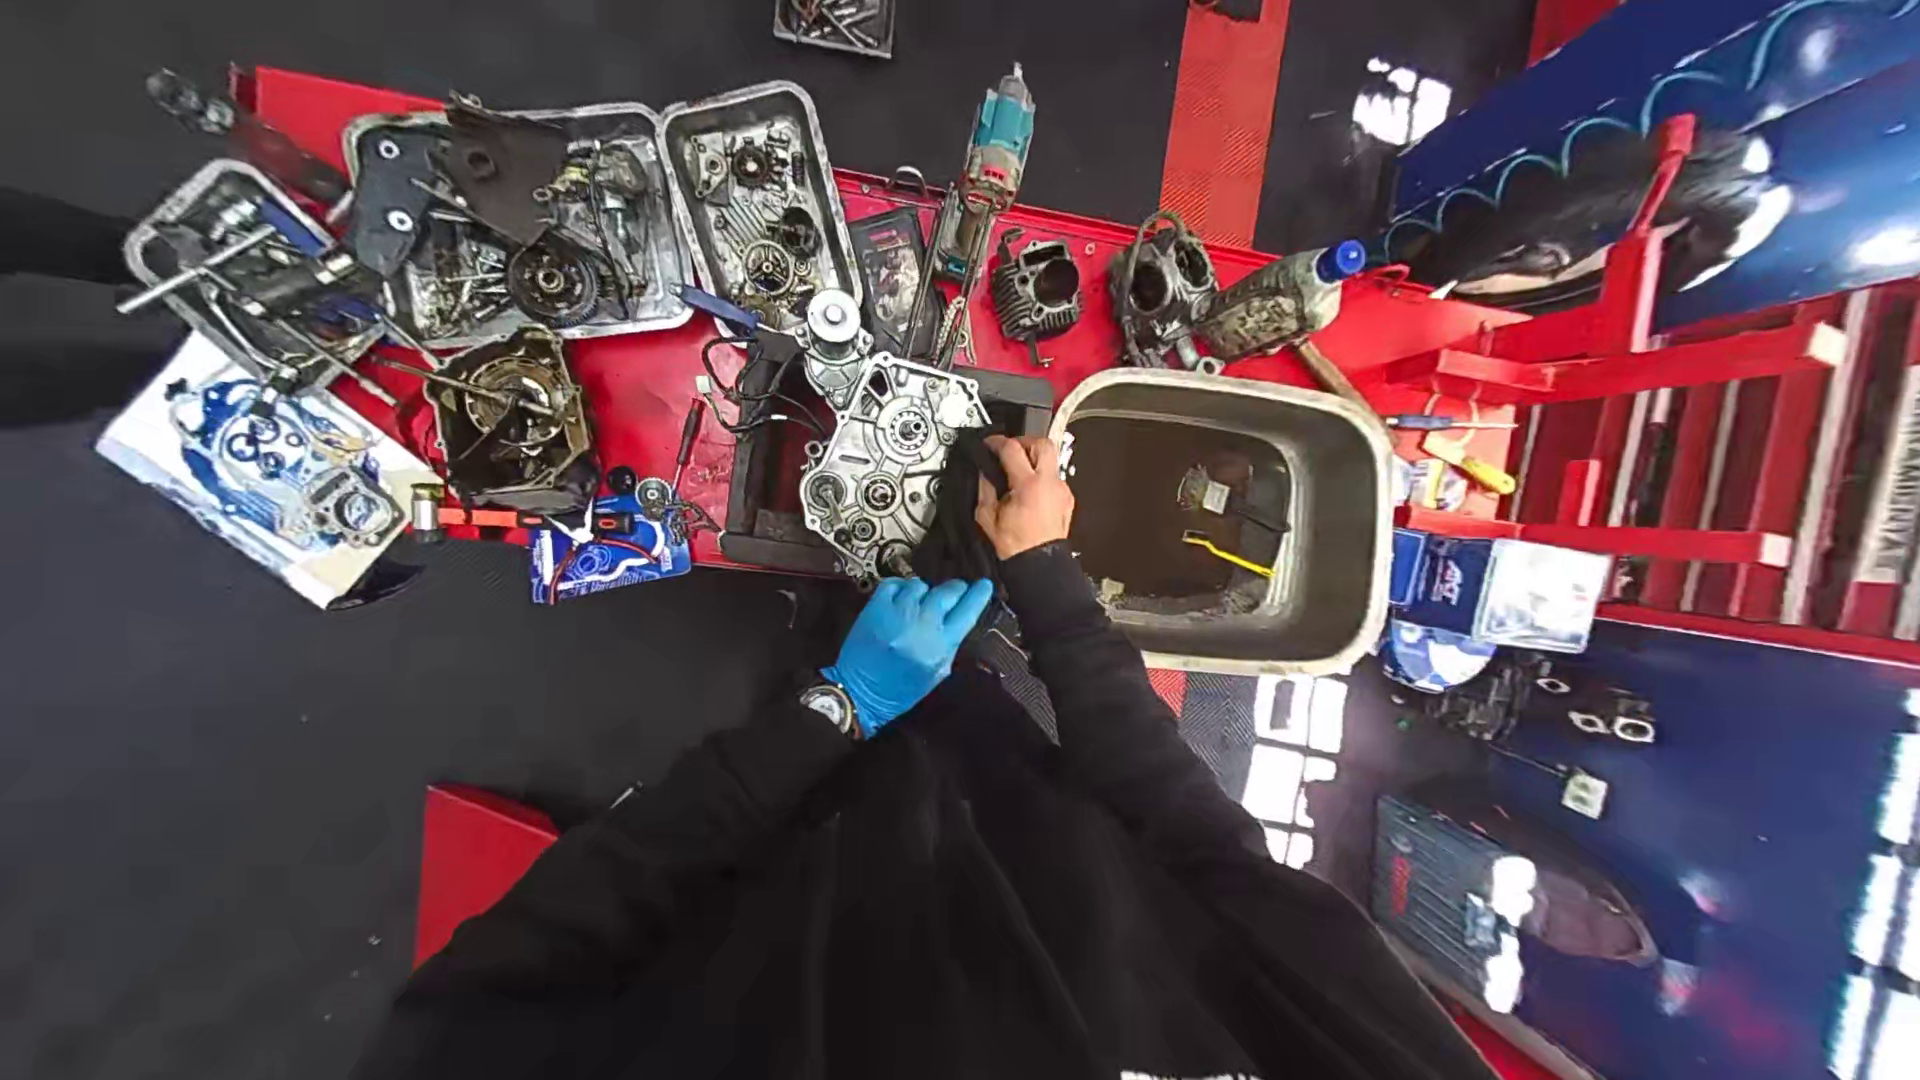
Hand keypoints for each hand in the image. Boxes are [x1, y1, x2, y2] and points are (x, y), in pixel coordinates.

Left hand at [824, 577, 994, 735]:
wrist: (860, 692)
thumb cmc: (902, 689)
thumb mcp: (938, 671)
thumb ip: (951, 642)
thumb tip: (961, 614)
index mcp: (941, 645)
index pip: (968, 610)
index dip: (979, 594)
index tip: (984, 585)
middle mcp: (922, 624)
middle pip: (948, 591)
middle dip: (955, 590)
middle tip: (953, 593)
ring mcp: (897, 613)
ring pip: (920, 584)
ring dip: (924, 591)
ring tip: (919, 603)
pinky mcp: (875, 607)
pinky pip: (894, 583)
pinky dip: (900, 588)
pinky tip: (900, 599)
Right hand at [974, 435, 1074, 559]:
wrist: (1038, 565)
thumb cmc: (1016, 547)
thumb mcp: (986, 516)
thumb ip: (984, 487)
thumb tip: (984, 471)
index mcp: (1028, 486)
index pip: (1012, 448)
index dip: (996, 442)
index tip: (989, 444)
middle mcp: (1049, 484)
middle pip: (1041, 443)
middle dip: (1023, 442)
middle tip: (1010, 450)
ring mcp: (1061, 491)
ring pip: (1051, 459)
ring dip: (1034, 458)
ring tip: (1018, 470)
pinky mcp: (1067, 499)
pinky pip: (1054, 477)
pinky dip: (1041, 477)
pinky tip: (1029, 490)